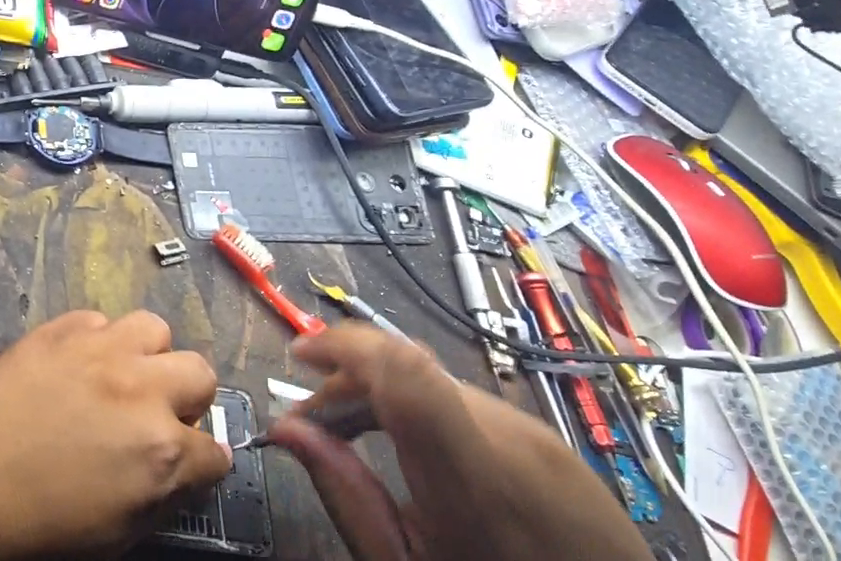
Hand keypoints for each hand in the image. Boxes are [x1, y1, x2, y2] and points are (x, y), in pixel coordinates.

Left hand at [0, 310, 231, 558]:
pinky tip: (77, 364)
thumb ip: (162, 494)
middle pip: (199, 372)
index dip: (203, 461)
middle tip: (158, 414)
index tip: (188, 461)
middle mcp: (139, 389)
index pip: (216, 451)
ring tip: (121, 376)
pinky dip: (97, 340)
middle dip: (187, 398)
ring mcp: (98, 350)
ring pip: (153, 329)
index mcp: (161, 450)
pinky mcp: (58, 328)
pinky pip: (98, 319)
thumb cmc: (36, 519)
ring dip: (147, 355)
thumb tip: (183, 470)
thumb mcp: (117, 531)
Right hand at [266, 324, 650, 560]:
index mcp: (473, 476)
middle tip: (312, 422)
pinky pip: (468, 404)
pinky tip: (409, 449)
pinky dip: (421, 410)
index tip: (300, 356)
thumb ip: (347, 494)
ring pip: (434, 383)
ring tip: (354, 437)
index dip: (343, 346)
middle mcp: (510, 437)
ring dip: (381, 395)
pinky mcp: (553, 442)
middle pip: (407, 368)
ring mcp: (539, 436)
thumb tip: (288, 430)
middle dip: (345, 380)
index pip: (402, 369)